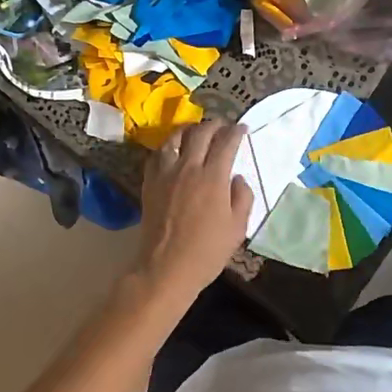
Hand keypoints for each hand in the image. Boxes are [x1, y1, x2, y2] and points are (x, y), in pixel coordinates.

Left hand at [122, 121, 253, 316]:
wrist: (166, 266)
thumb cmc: (207, 251)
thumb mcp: (237, 228)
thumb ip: (241, 197)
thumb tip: (237, 178)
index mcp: (213, 177)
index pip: (226, 143)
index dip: (235, 132)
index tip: (241, 129)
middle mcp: (187, 168)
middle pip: (199, 134)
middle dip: (213, 125)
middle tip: (221, 125)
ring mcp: (165, 173)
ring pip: (174, 139)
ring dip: (188, 130)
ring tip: (195, 131)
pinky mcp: (149, 182)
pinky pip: (157, 155)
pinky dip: (167, 146)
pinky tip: (172, 150)